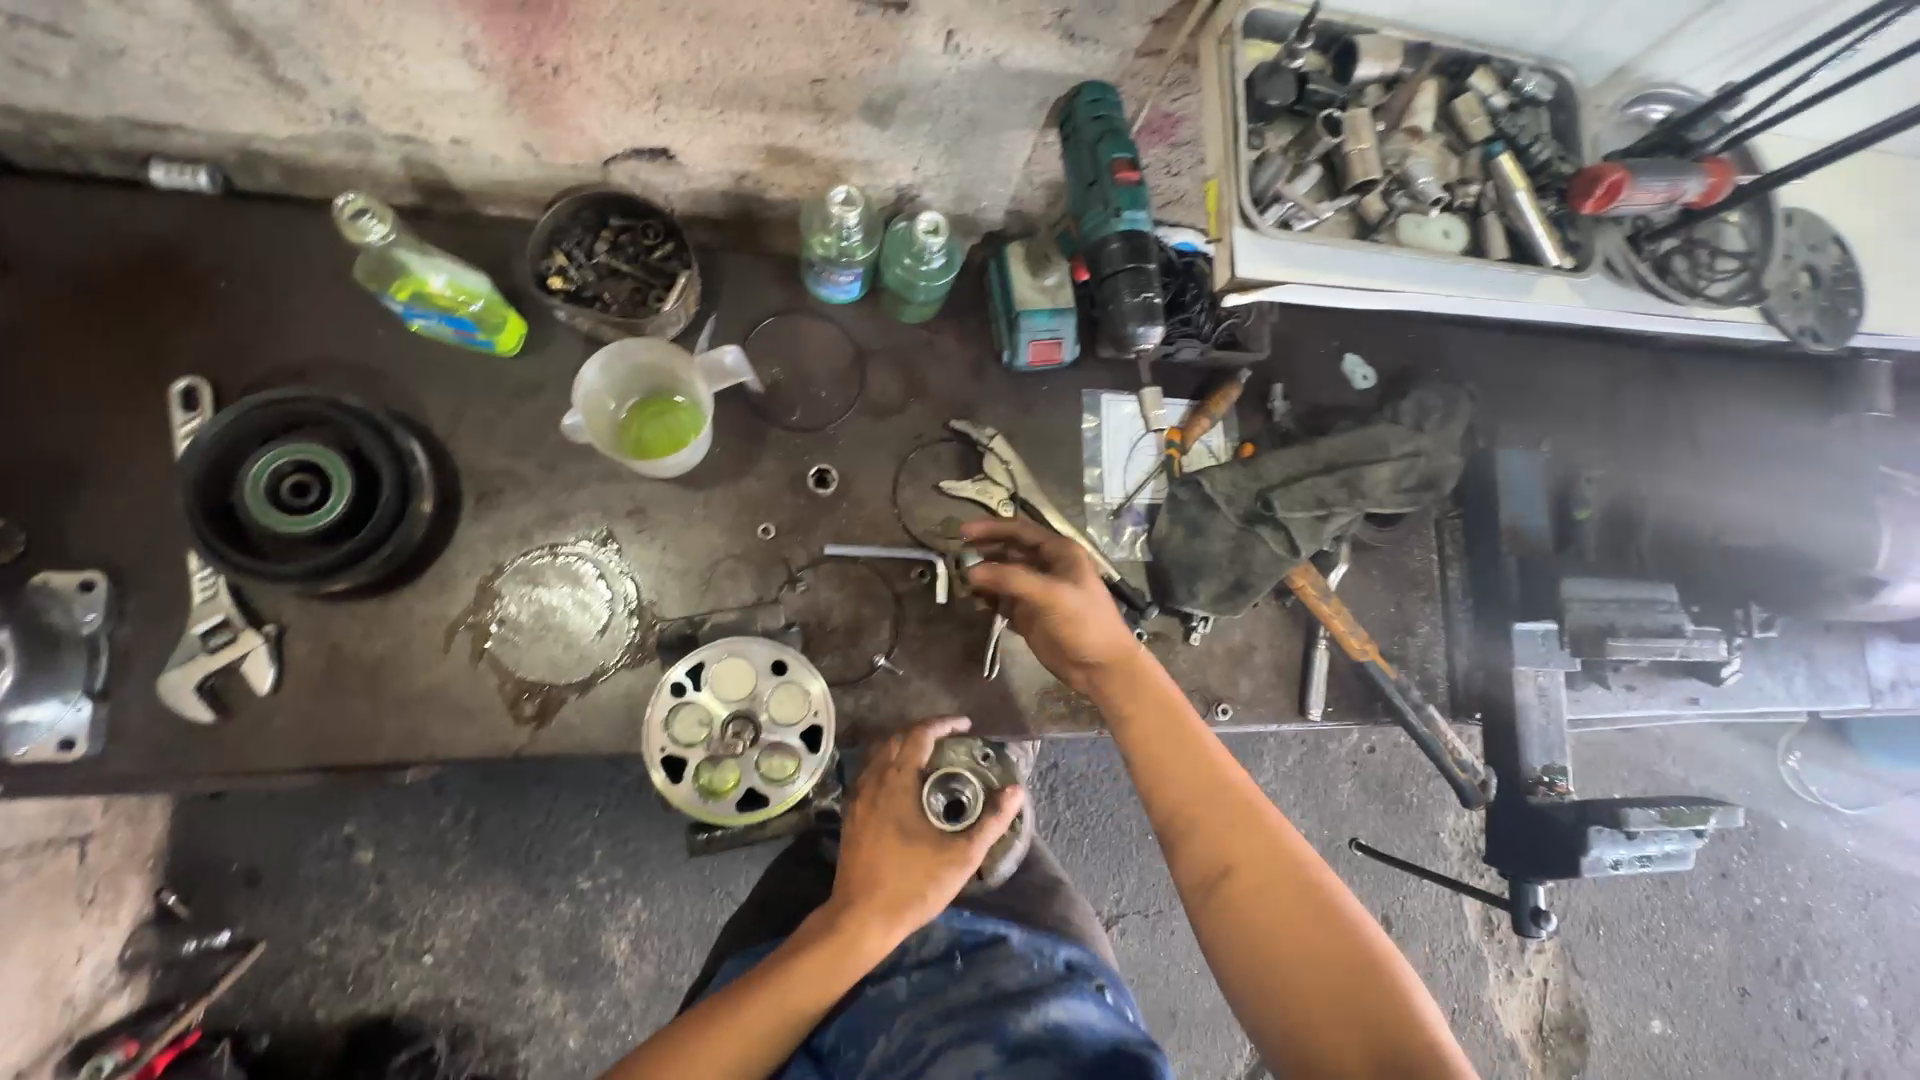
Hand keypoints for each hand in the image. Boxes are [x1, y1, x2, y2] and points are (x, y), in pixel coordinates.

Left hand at [829, 716, 1024, 945]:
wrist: (861, 918)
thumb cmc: (913, 884)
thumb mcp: (962, 855)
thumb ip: (992, 821)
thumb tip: (1016, 792)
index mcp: (897, 781)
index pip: (920, 734)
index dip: (944, 724)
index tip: (966, 725)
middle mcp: (873, 781)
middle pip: (897, 738)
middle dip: (924, 732)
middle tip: (952, 740)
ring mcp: (858, 797)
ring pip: (880, 755)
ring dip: (905, 748)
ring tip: (932, 759)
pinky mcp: (851, 814)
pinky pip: (871, 774)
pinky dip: (890, 766)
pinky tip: (907, 787)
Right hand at [960, 519, 1143, 695]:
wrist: (1100, 666)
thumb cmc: (1084, 623)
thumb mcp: (1051, 595)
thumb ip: (1011, 579)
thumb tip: (971, 571)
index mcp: (1059, 552)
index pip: (1019, 531)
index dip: (991, 528)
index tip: (962, 532)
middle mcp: (1046, 566)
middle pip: (1008, 551)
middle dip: (983, 553)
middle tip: (956, 558)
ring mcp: (1036, 591)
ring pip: (1002, 576)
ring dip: (983, 577)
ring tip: (960, 582)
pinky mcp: (1028, 614)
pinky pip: (1002, 600)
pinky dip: (987, 599)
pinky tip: (974, 602)